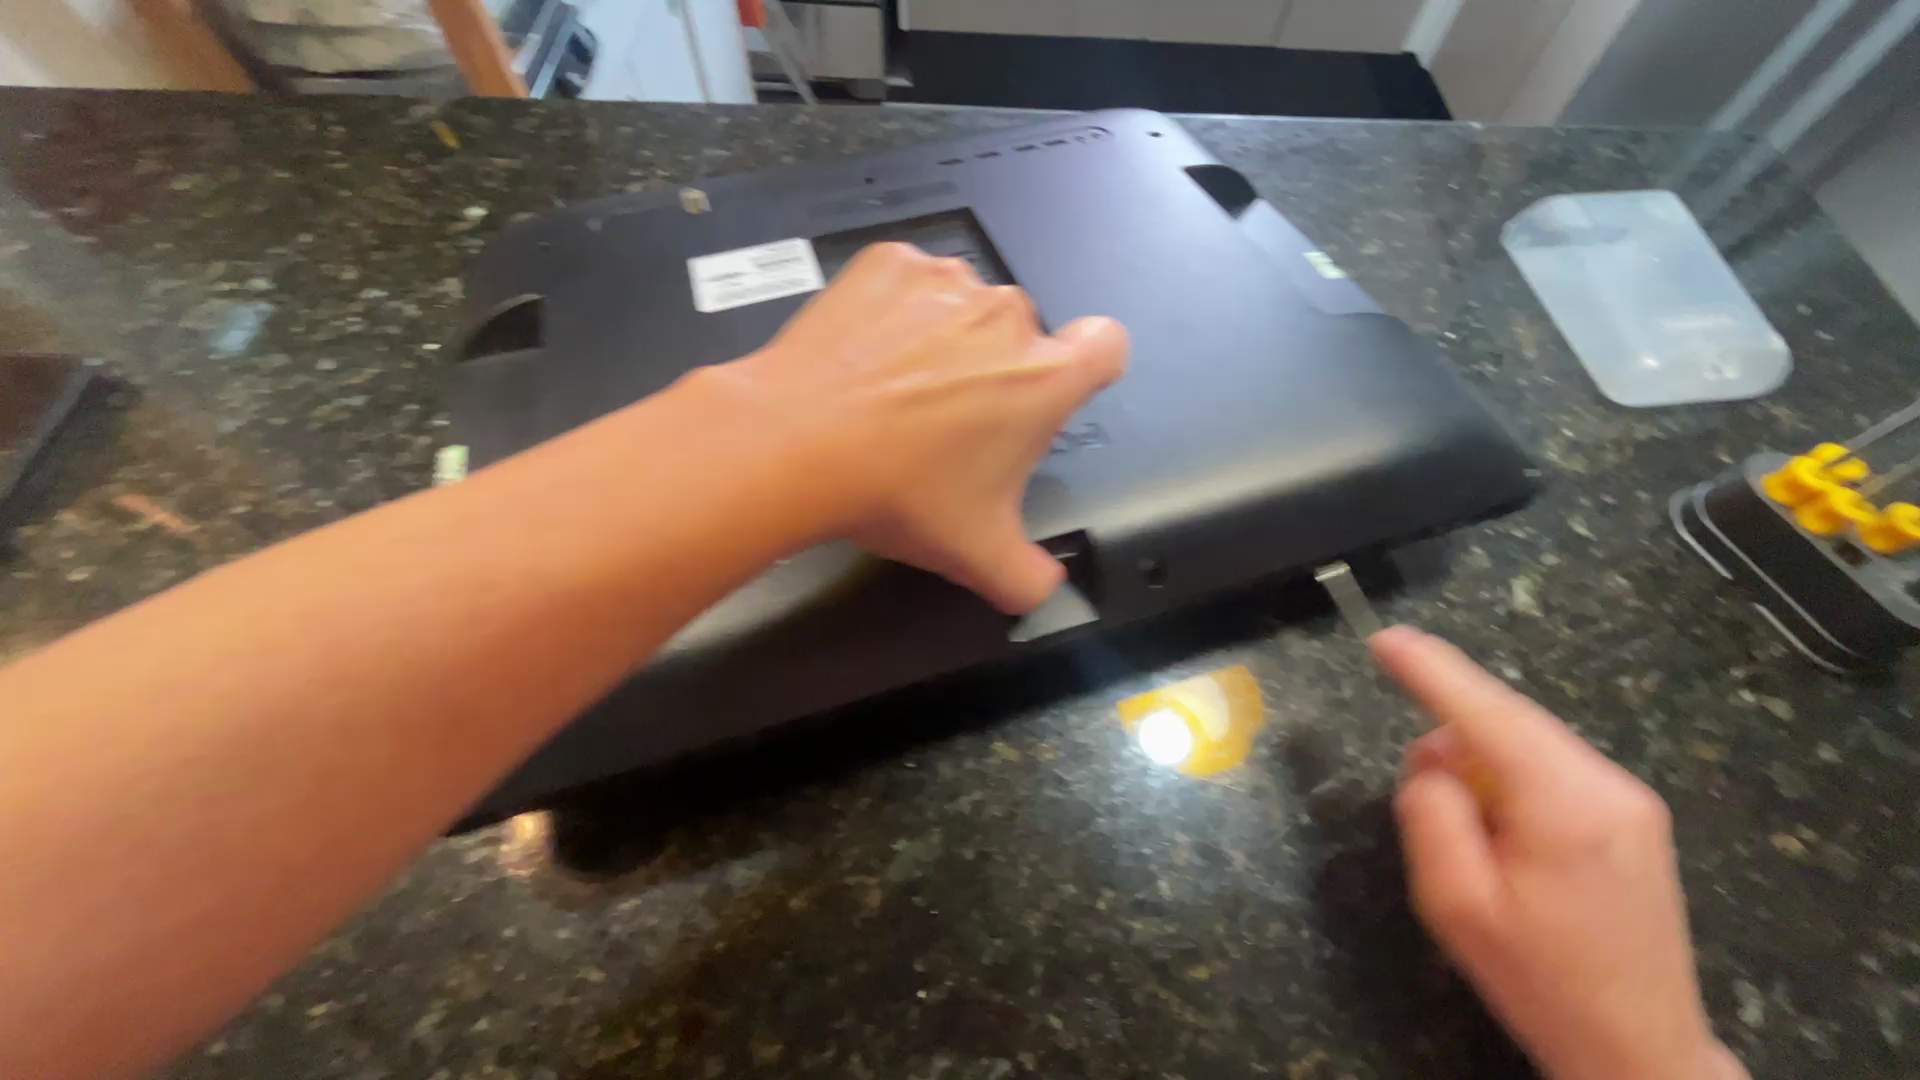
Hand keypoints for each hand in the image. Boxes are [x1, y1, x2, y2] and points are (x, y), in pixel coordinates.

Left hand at [700, 242, 1128, 613]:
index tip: (1049, 391)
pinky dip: (897, 312)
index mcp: (1044, 379)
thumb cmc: (894, 491)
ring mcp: (946, 282)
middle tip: (948, 424)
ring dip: (946, 340)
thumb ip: (1031, 579)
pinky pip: (912, 284)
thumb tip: (1045, 585)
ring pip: (966, 308)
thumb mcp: (977, 555)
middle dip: (998, 372)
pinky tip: (870, 358)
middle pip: (1023, 337)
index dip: (1086, 367)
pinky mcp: (890, 264)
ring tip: (899, 392)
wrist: (793, 444)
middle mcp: (1006, 316)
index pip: (1106, 346)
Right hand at [1370, 626, 1747, 1079]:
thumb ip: (1428, 812)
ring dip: (1479, 769)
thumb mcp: (1453, 901)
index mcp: (1565, 805)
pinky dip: (1506, 781)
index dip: (1430, 669)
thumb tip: (1434, 765)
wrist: (1637, 1049)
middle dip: (1451, 742)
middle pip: (1506, 722)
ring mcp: (1629, 800)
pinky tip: (1503, 837)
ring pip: (1524, 743)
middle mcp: (1608, 786)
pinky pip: (1546, 767)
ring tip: (1473, 842)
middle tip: (1426, 801)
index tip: (1384, 637)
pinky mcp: (1631, 818)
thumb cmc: (1535, 977)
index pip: (1485, 712)